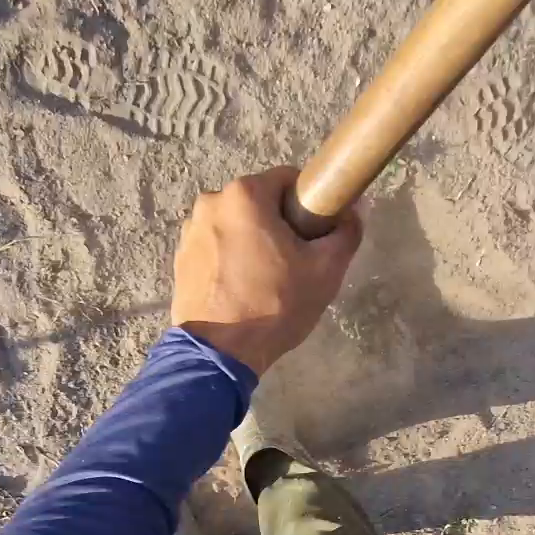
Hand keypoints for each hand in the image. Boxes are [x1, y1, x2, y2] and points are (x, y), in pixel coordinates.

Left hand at [171, 166, 363, 374]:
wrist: (219, 353)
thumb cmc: (274, 306)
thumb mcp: (324, 271)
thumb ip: (345, 233)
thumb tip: (354, 211)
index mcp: (245, 194)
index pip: (288, 181)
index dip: (307, 206)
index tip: (314, 235)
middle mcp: (210, 203)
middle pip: (258, 204)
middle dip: (277, 226)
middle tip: (293, 264)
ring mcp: (190, 232)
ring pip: (235, 227)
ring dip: (252, 244)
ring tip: (264, 282)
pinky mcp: (180, 261)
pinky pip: (215, 250)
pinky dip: (229, 262)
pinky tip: (240, 291)